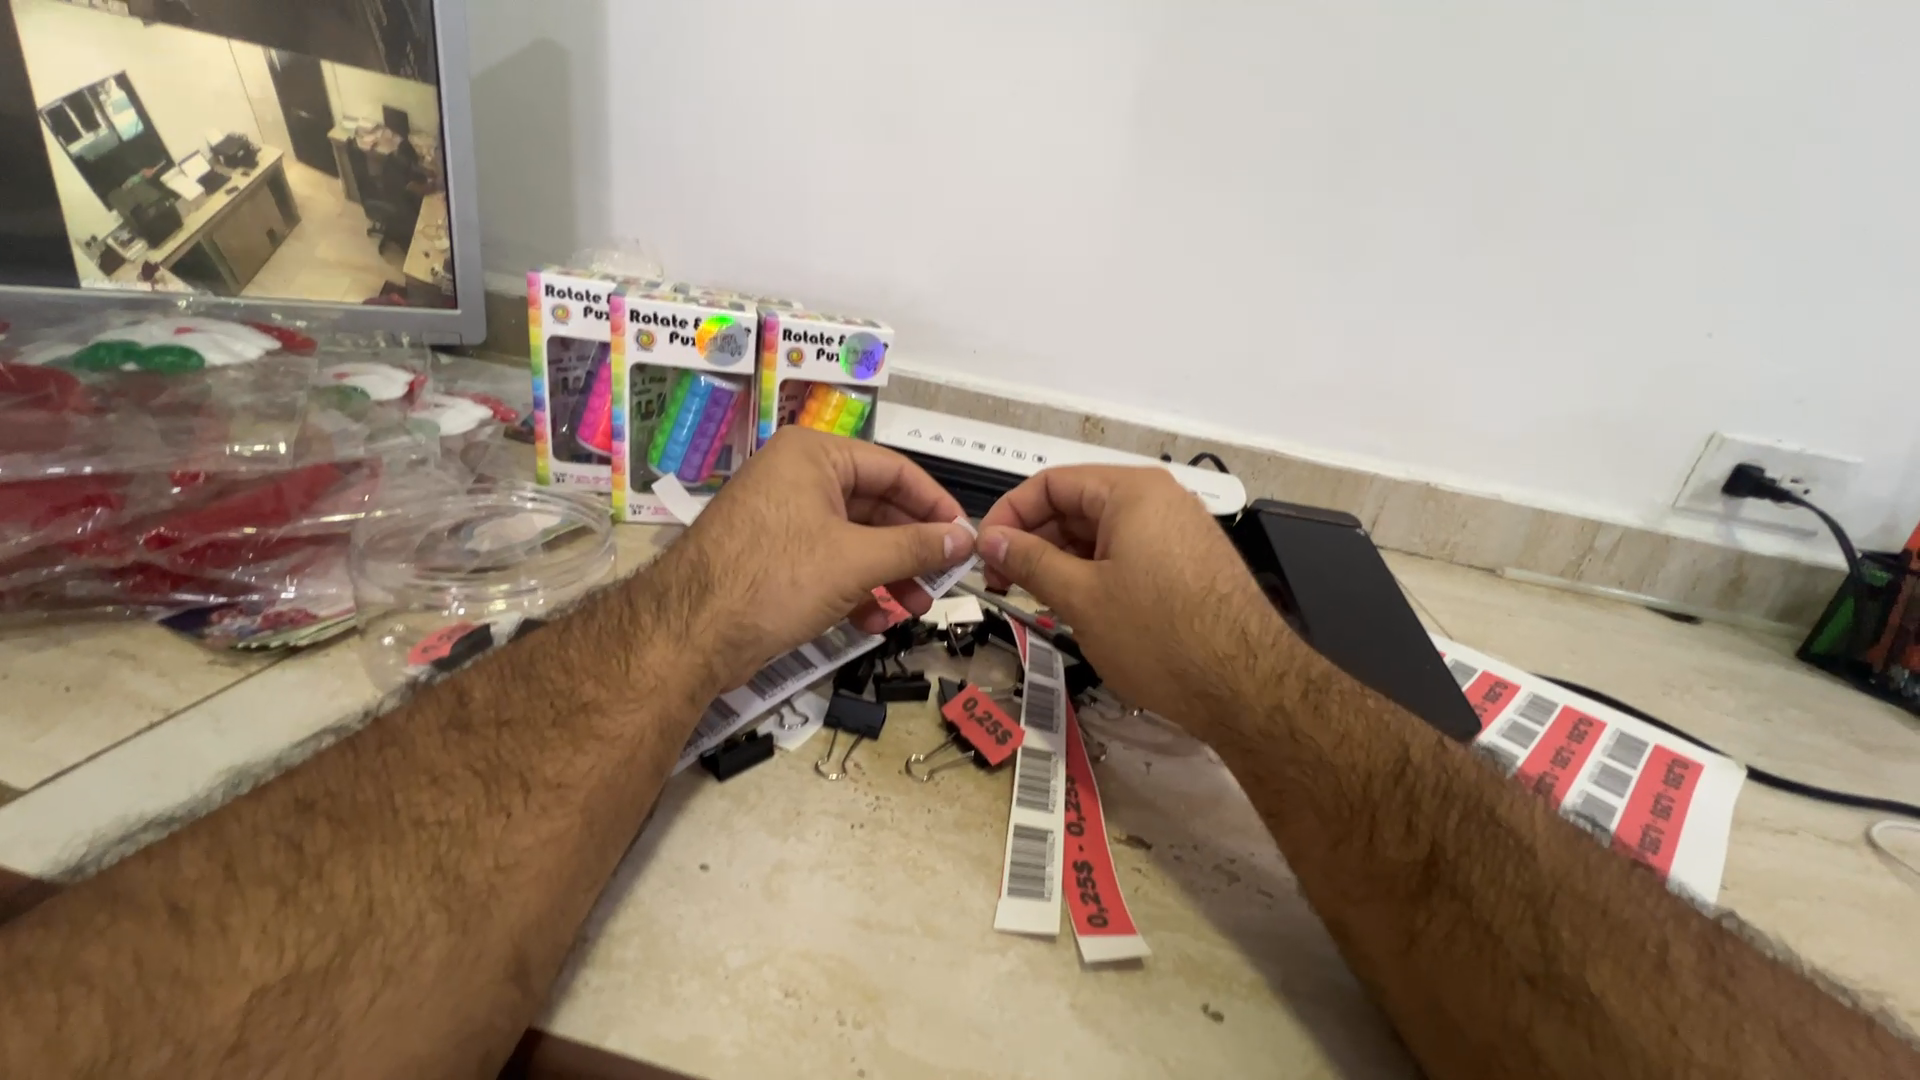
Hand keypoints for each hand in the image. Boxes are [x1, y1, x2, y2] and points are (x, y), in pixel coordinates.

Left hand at [647, 428, 974, 695]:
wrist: (689, 635)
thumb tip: (964, 538)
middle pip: (876, 508)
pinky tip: (875, 621)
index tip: (964, 538)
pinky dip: (856, 589)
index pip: (894, 470)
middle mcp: (798, 478)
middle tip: (941, 581)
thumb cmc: (774, 579)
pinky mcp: (775, 558)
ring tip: (913, 608)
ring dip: (889, 576)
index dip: (935, 505)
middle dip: (911, 551)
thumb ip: (916, 546)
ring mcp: (784, 519)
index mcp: (814, 456)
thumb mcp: (857, 560)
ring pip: (855, 542)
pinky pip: (830, 564)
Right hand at [977, 466, 1287, 723]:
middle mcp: (1158, 500)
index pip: (1051, 483)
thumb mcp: (1080, 597)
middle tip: (1002, 582)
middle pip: (1076, 505)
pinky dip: (1093, 573)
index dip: (1009, 515)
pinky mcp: (1187, 563)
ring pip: (1100, 533)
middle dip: (1034, 540)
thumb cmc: (1160, 637)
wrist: (1248, 689)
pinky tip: (1076, 604)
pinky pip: (1126, 554)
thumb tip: (990, 539)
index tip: (984, 552)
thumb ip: (1029, 561)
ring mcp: (1177, 531)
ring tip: (1036, 598)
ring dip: (1061, 560)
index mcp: (1132, 491)